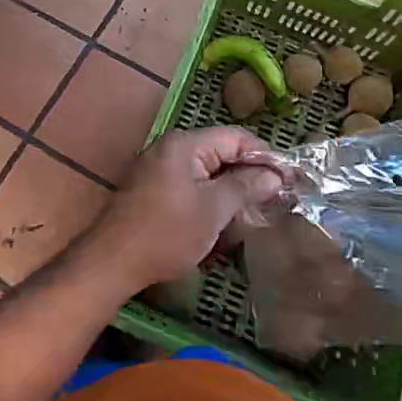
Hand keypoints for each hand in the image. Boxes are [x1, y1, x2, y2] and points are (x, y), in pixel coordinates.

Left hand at [77, 127, 283, 293]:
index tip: (288, 180)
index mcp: (184, 144)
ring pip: (208, 171)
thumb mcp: (214, 209)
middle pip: (221, 152)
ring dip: (231, 189)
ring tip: (256, 211)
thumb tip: (274, 176)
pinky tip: (225, 219)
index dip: (265, 156)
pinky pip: (191, 186)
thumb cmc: (166, 233)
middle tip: (277, 198)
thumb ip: (246, 186)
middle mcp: (170, 148)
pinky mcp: (153, 190)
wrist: (113, 262)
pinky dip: (211, 198)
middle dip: (249, 174)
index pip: (236, 137)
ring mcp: (159, 169)